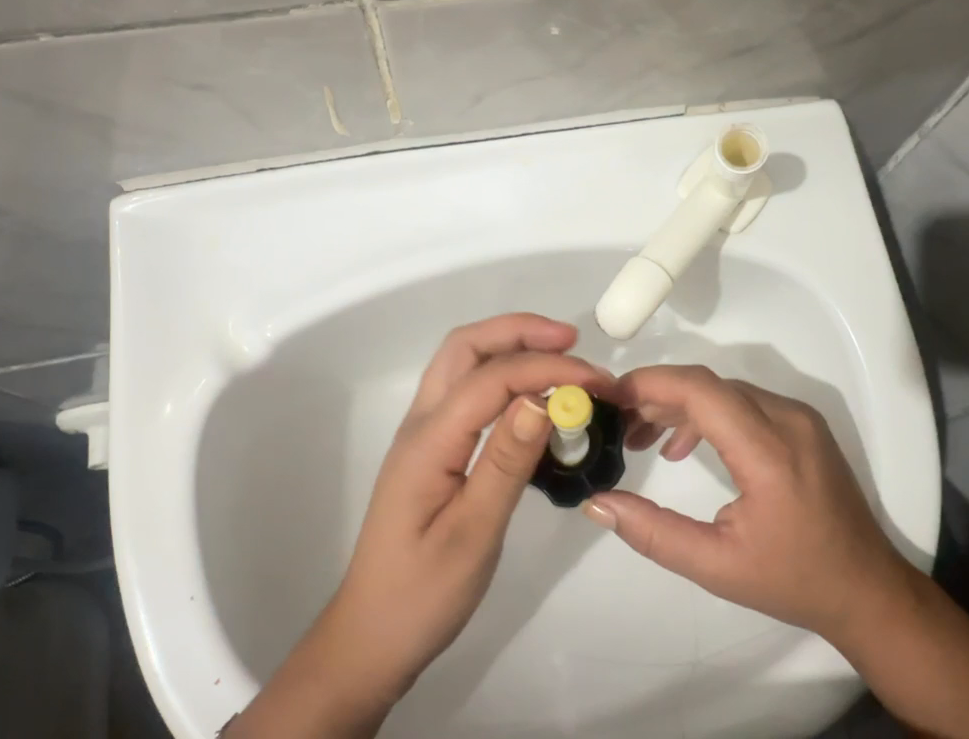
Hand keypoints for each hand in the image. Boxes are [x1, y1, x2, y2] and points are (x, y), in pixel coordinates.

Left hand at [233, 314, 606, 737]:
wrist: (372, 637)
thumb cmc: (423, 594)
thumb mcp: (472, 534)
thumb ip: (506, 462)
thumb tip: (542, 399)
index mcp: (428, 441)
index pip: (491, 378)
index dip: (546, 368)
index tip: (596, 382)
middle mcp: (421, 425)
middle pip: (465, 348)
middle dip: (519, 332)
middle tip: (572, 342)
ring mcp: (424, 437)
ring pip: (462, 365)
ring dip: (510, 348)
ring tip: (561, 360)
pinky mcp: (433, 453)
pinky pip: (467, 393)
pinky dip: (502, 377)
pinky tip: (533, 400)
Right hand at [585, 364, 908, 641]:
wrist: (866, 588)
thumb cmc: (792, 581)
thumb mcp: (715, 566)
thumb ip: (653, 533)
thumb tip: (597, 503)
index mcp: (769, 452)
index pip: (700, 390)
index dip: (649, 384)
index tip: (608, 397)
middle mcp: (788, 420)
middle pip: (709, 384)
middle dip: (656, 394)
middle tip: (615, 422)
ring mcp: (800, 419)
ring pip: (726, 390)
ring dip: (680, 404)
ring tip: (640, 436)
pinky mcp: (804, 426)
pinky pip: (746, 402)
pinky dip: (708, 413)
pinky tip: (683, 447)